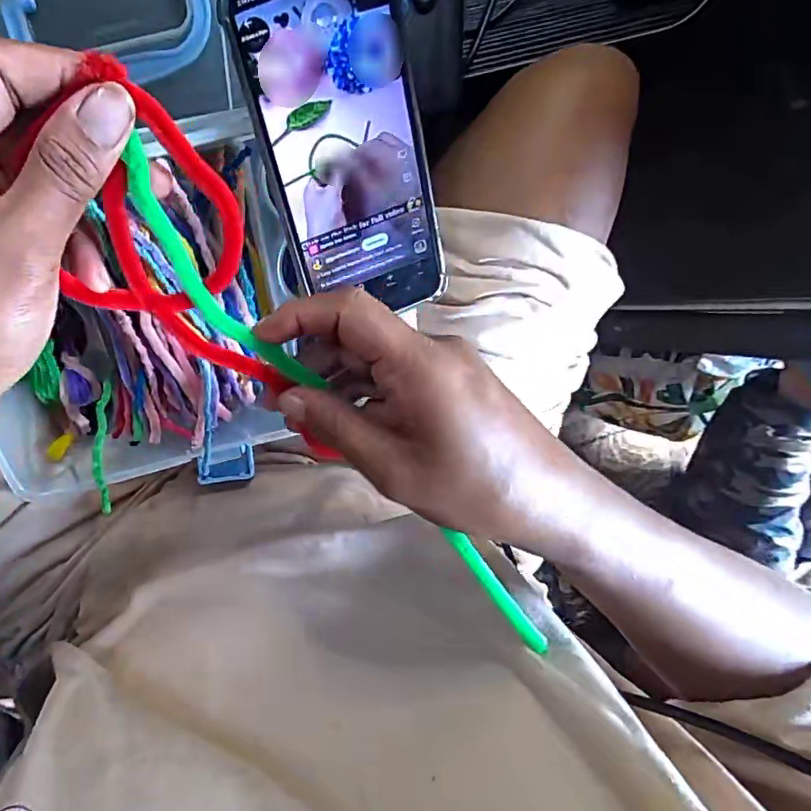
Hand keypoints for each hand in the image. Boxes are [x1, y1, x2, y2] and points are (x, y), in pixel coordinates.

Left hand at [0, 36, 136, 421]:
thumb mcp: (25, 245)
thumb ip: (69, 167)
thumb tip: (114, 100)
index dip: (64, 75)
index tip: (126, 108)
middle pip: (18, 117)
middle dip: (87, 149)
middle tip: (145, 177)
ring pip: (29, 166)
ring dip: (81, 199)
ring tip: (125, 237)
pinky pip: (21, 206)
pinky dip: (60, 230)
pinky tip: (88, 270)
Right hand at [251, 288, 583, 548]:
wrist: (551, 500)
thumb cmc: (473, 489)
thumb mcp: (392, 465)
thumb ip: (334, 425)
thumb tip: (286, 398)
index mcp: (418, 360)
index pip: (348, 310)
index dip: (296, 316)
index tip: (259, 343)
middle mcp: (430, 348)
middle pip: (355, 334)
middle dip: (308, 360)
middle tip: (276, 400)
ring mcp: (443, 362)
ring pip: (371, 356)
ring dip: (333, 380)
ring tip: (307, 421)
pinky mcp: (450, 379)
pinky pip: (393, 373)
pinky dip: (362, 392)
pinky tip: (346, 422)